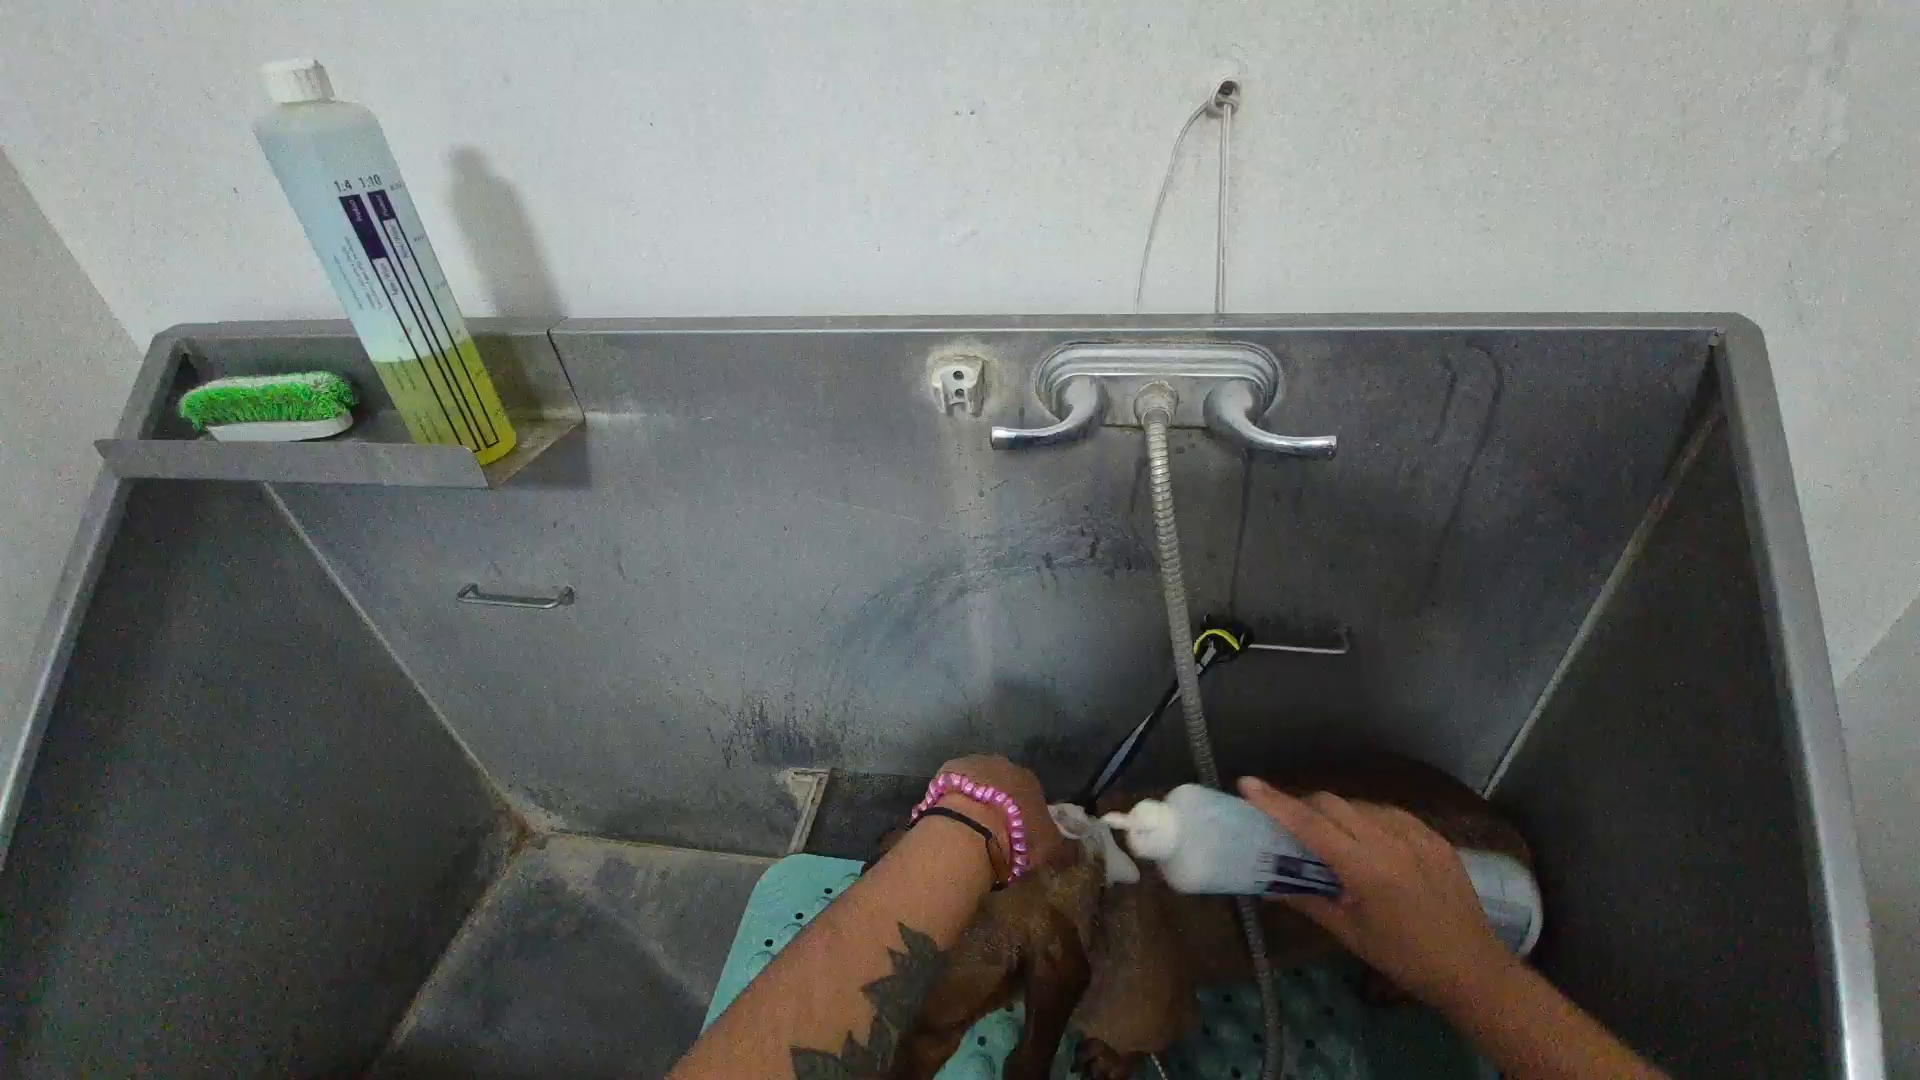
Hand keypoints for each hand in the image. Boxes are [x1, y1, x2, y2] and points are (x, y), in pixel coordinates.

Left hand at [936, 754, 1065, 871]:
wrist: (971, 826)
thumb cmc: (1016, 836)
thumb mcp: (1049, 848)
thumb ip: (1065, 848)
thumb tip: (1079, 853)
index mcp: (1030, 780)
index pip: (1031, 794)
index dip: (1024, 814)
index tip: (1017, 834)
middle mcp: (1005, 764)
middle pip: (1003, 784)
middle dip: (999, 802)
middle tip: (992, 830)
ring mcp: (975, 762)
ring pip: (978, 781)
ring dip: (976, 797)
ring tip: (969, 825)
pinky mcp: (949, 768)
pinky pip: (954, 783)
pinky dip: (955, 796)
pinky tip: (952, 815)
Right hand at [1238, 777, 1514, 1008]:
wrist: (1476, 972)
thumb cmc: (1405, 959)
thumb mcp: (1349, 933)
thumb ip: (1307, 899)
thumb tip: (1269, 883)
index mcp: (1366, 869)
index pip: (1309, 824)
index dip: (1275, 801)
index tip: (1247, 783)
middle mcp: (1390, 842)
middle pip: (1330, 803)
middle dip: (1302, 806)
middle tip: (1286, 824)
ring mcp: (1417, 835)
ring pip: (1359, 805)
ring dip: (1334, 813)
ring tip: (1329, 838)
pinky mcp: (1435, 837)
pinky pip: (1388, 813)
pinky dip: (1366, 819)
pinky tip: (1366, 840)